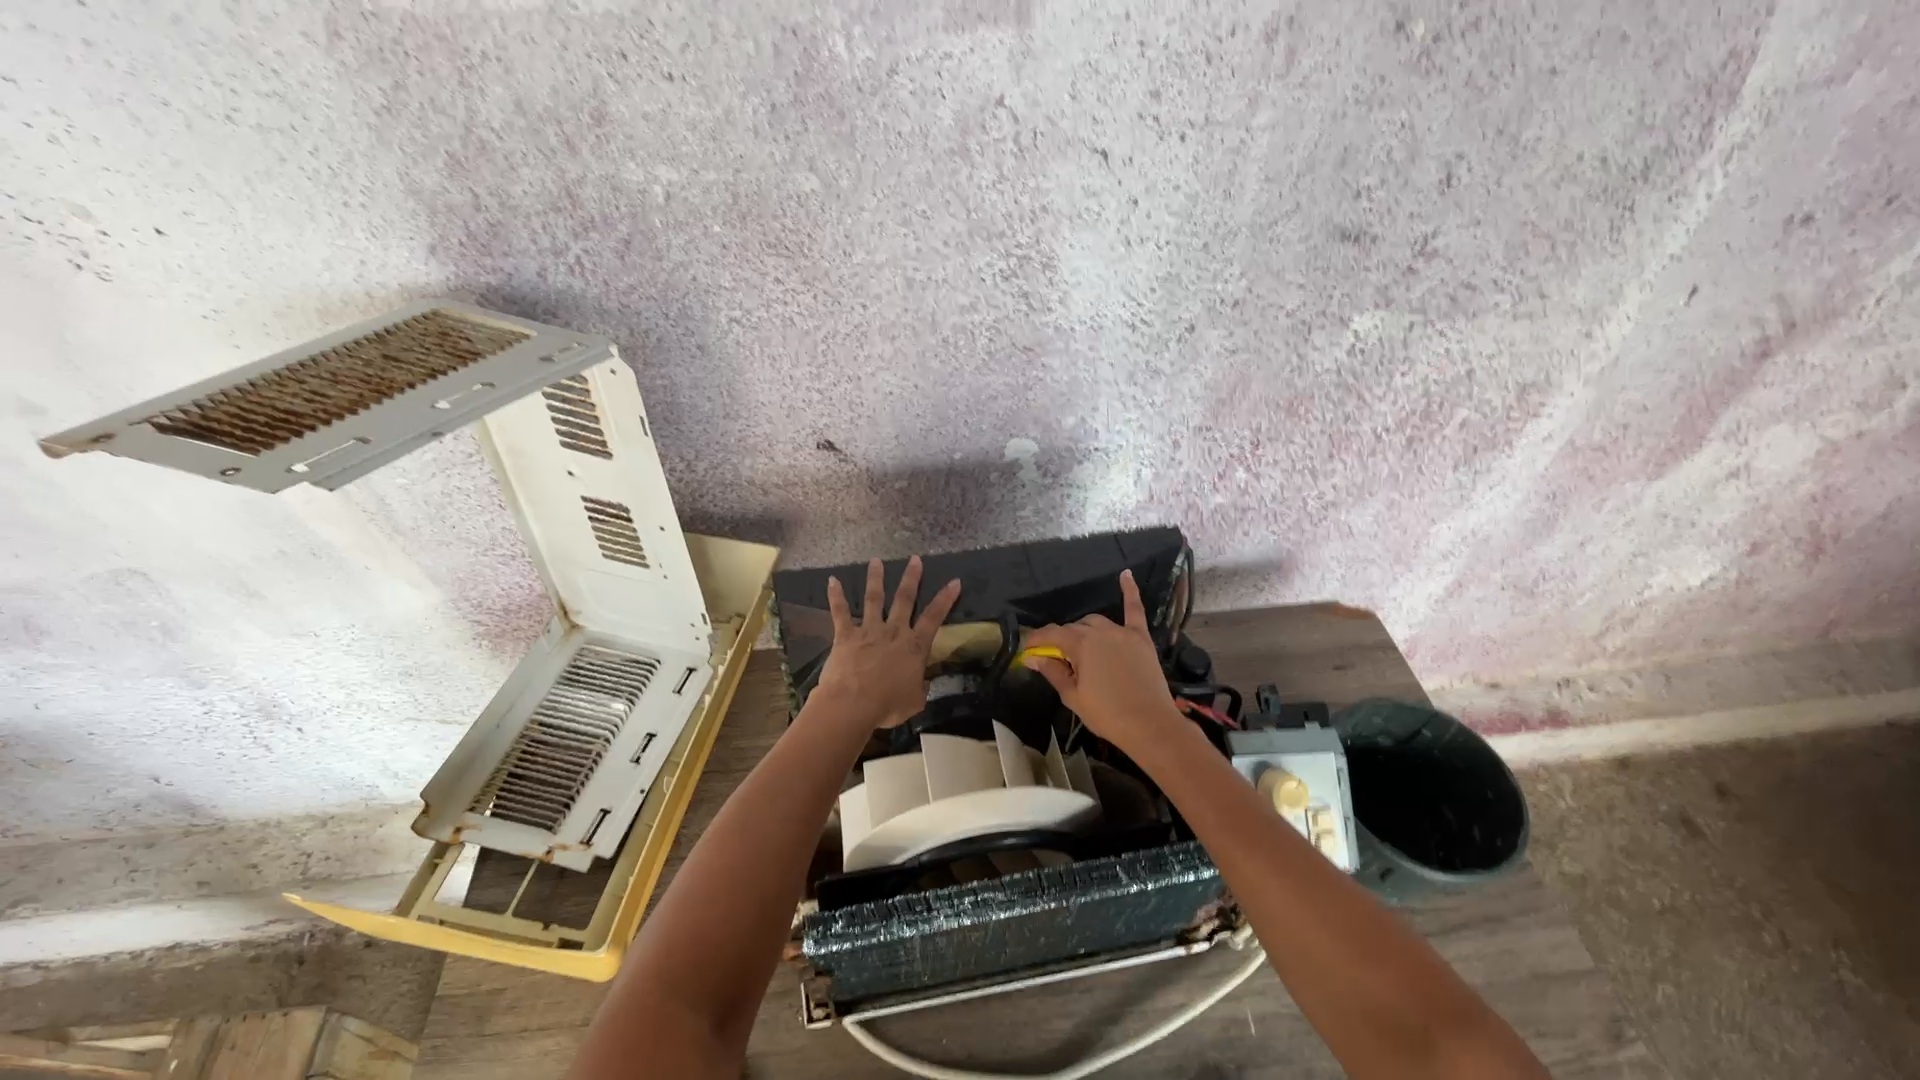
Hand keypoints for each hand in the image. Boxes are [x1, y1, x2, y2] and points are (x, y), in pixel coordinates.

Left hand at [813, 556, 961, 729]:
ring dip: (875, 579)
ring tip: (876, 561)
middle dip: (911, 578)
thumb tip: (923, 683)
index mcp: (914, 647)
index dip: (946, 599)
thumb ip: (920, 687)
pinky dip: (836, 596)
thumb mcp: (915, 700)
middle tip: (915, 560)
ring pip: (874, 599)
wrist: (853, 703)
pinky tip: (832, 580)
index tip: (954, 581)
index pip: (934, 618)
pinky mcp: (845, 635)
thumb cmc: (888, 704)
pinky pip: (840, 612)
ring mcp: (868, 630)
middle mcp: (893, 631)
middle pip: (904, 599)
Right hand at [1022, 570, 1184, 756]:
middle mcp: (1100, 631)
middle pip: (1074, 629)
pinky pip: (1134, 610)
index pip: (1051, 635)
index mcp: (1081, 645)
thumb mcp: (1073, 696)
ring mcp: (1123, 633)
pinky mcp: (1141, 638)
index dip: (1036, 641)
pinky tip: (1125, 574)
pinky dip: (1129, 591)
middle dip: (1061, 642)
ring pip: (1096, 623)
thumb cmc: (1107, 714)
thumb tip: (1033, 658)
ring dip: (1084, 631)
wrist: (1150, 725)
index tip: (1026, 651)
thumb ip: (1053, 672)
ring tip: (1080, 648)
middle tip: (1056, 661)